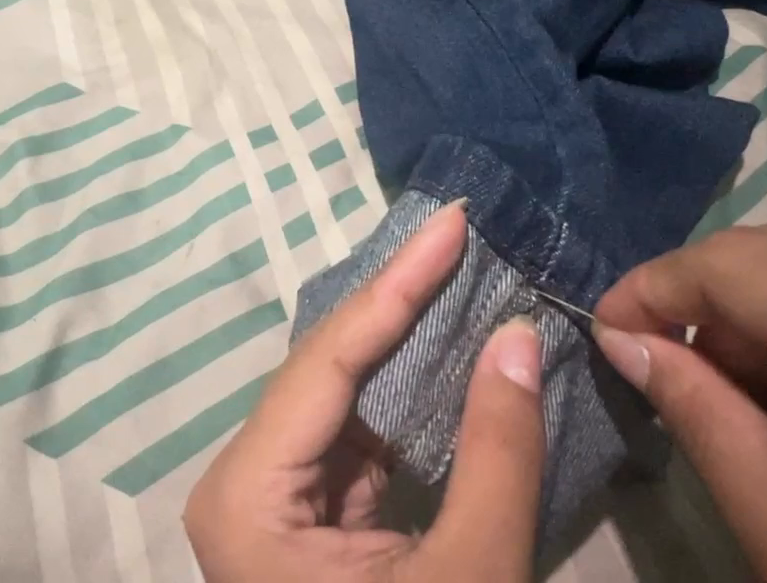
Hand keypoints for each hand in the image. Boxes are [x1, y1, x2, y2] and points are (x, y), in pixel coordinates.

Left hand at [185, 202, 545, 581]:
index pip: (328, 360)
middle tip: (455, 236)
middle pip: (329, 367)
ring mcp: (277, 493)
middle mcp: (248, 477)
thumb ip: (495, 455)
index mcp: (250, 492)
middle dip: (398, 300)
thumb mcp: (468, 578)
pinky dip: (407, 393)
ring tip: (455, 274)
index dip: (396, 285)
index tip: (447, 220)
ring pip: (343, 394)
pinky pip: (358, 431)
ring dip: (404, 338)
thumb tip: (518, 337)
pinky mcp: (310, 511)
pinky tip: (444, 350)